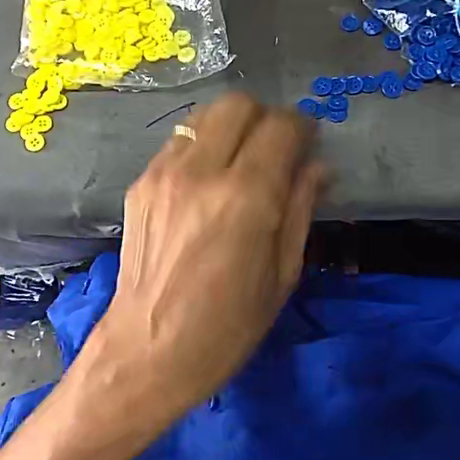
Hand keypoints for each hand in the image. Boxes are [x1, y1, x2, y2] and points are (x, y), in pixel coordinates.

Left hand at [77, 93, 322, 430]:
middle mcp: (202, 172)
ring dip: (233, 127)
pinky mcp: (140, 184)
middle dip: (266, 117)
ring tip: (243, 160)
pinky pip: (180, 142)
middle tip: (277, 148)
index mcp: (246, 197)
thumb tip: (318, 166)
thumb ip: (301, 207)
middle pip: (239, 104)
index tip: (310, 144)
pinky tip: (210, 181)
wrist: (147, 354)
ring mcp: (164, 174)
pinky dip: (204, 146)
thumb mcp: (284, 273)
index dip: (303, 128)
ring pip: (205, 115)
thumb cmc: (229, 327)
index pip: (282, 127)